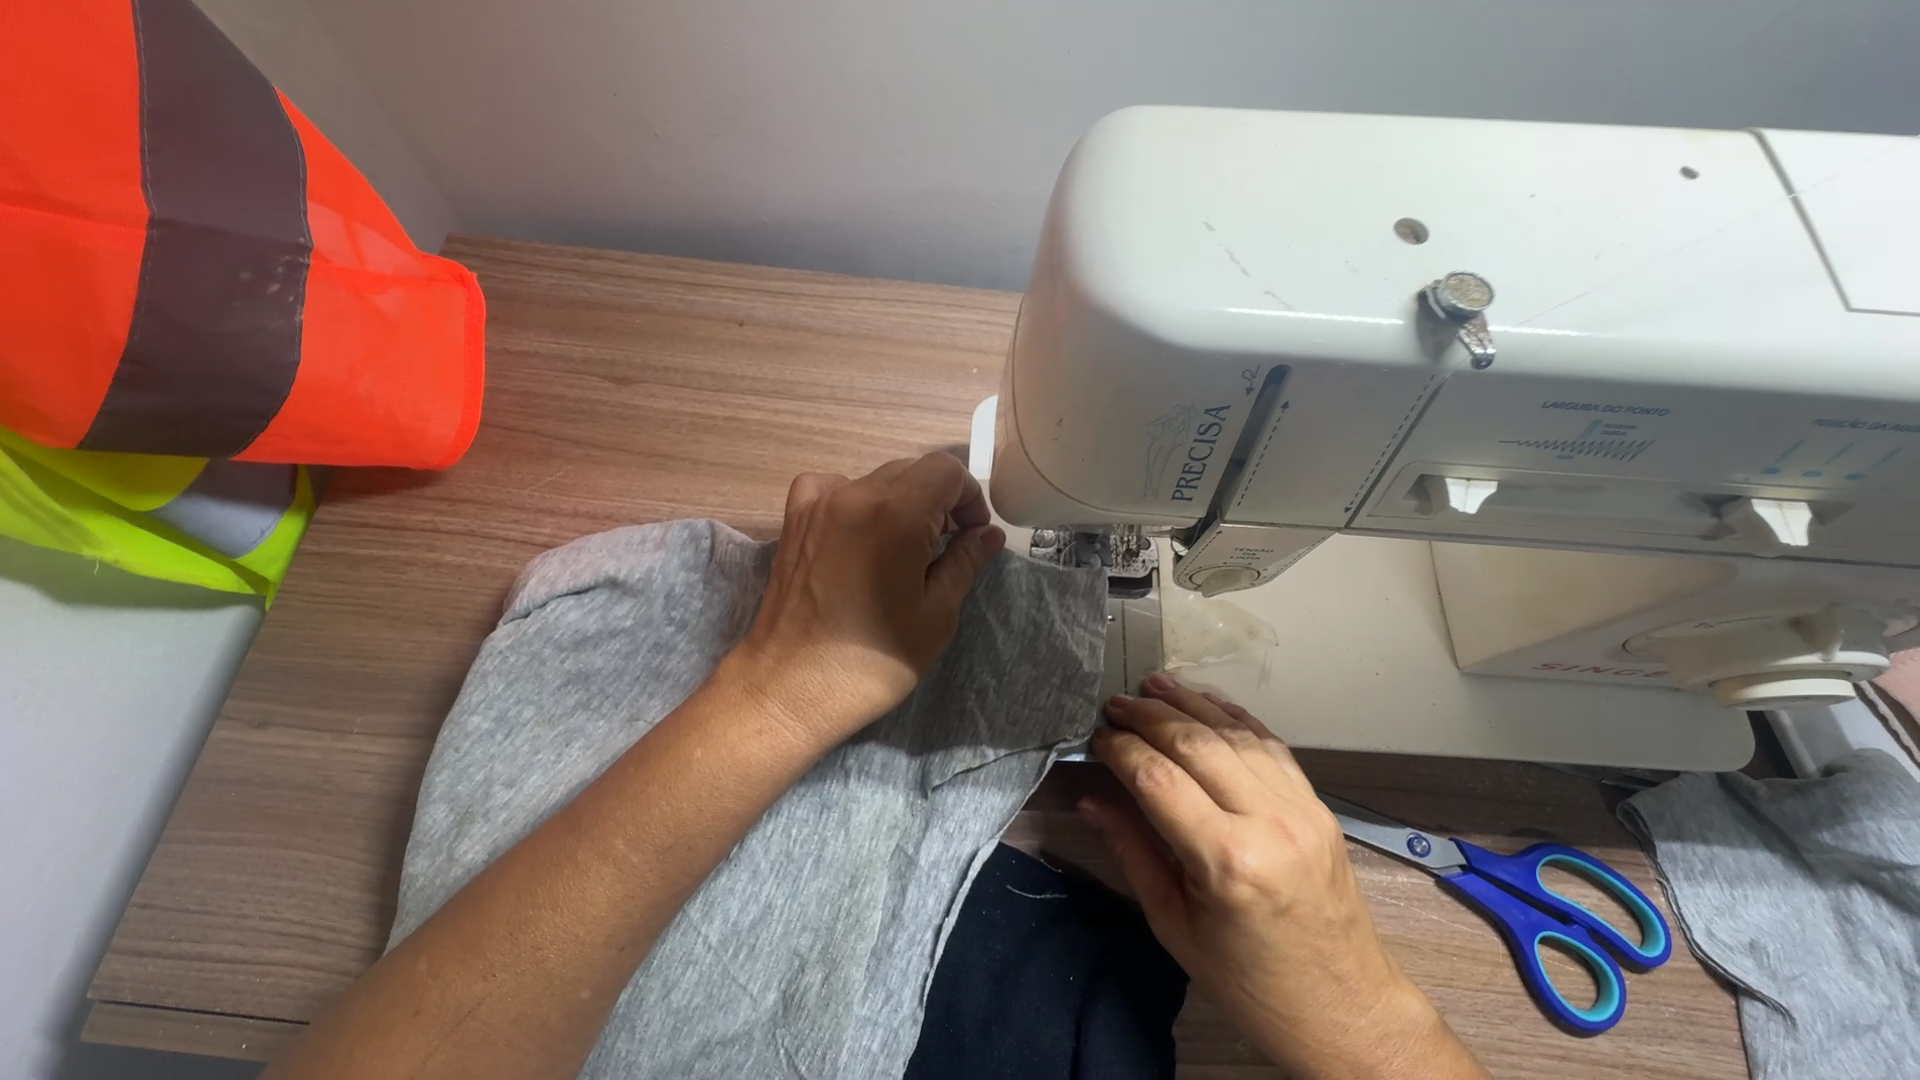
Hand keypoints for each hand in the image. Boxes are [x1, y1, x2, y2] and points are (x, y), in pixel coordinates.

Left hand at [721, 453, 1005, 743]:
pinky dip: (854, 498)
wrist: (790, 688)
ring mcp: (818, 504)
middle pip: (913, 470)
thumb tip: (987, 534)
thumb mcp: (936, 614)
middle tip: (947, 545)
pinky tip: (859, 531)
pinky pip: (830, 486)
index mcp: (896, 513)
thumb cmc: (872, 661)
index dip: (970, 497)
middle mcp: (854, 494)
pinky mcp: (794, 521)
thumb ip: (965, 562)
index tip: (972, 534)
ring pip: (876, 478)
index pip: (947, 470)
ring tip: (905, 545)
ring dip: (901, 500)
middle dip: (940, 499)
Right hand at [1084, 675, 1486, 1079]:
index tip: (1096, 739)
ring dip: (1190, 703)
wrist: (1343, 1009)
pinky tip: (1206, 703)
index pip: (1158, 779)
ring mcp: (1300, 808)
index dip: (1120, 750)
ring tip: (1153, 686)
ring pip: (1236, 733)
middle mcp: (1268, 822)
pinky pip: (1271, 745)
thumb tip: (1092, 800)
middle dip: (1149, 716)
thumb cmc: (1247, 981)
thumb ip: (1132, 852)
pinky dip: (1234, 718)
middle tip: (1115, 704)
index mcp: (1226, 861)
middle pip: (1196, 743)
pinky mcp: (1318, 805)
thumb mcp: (1173, 925)